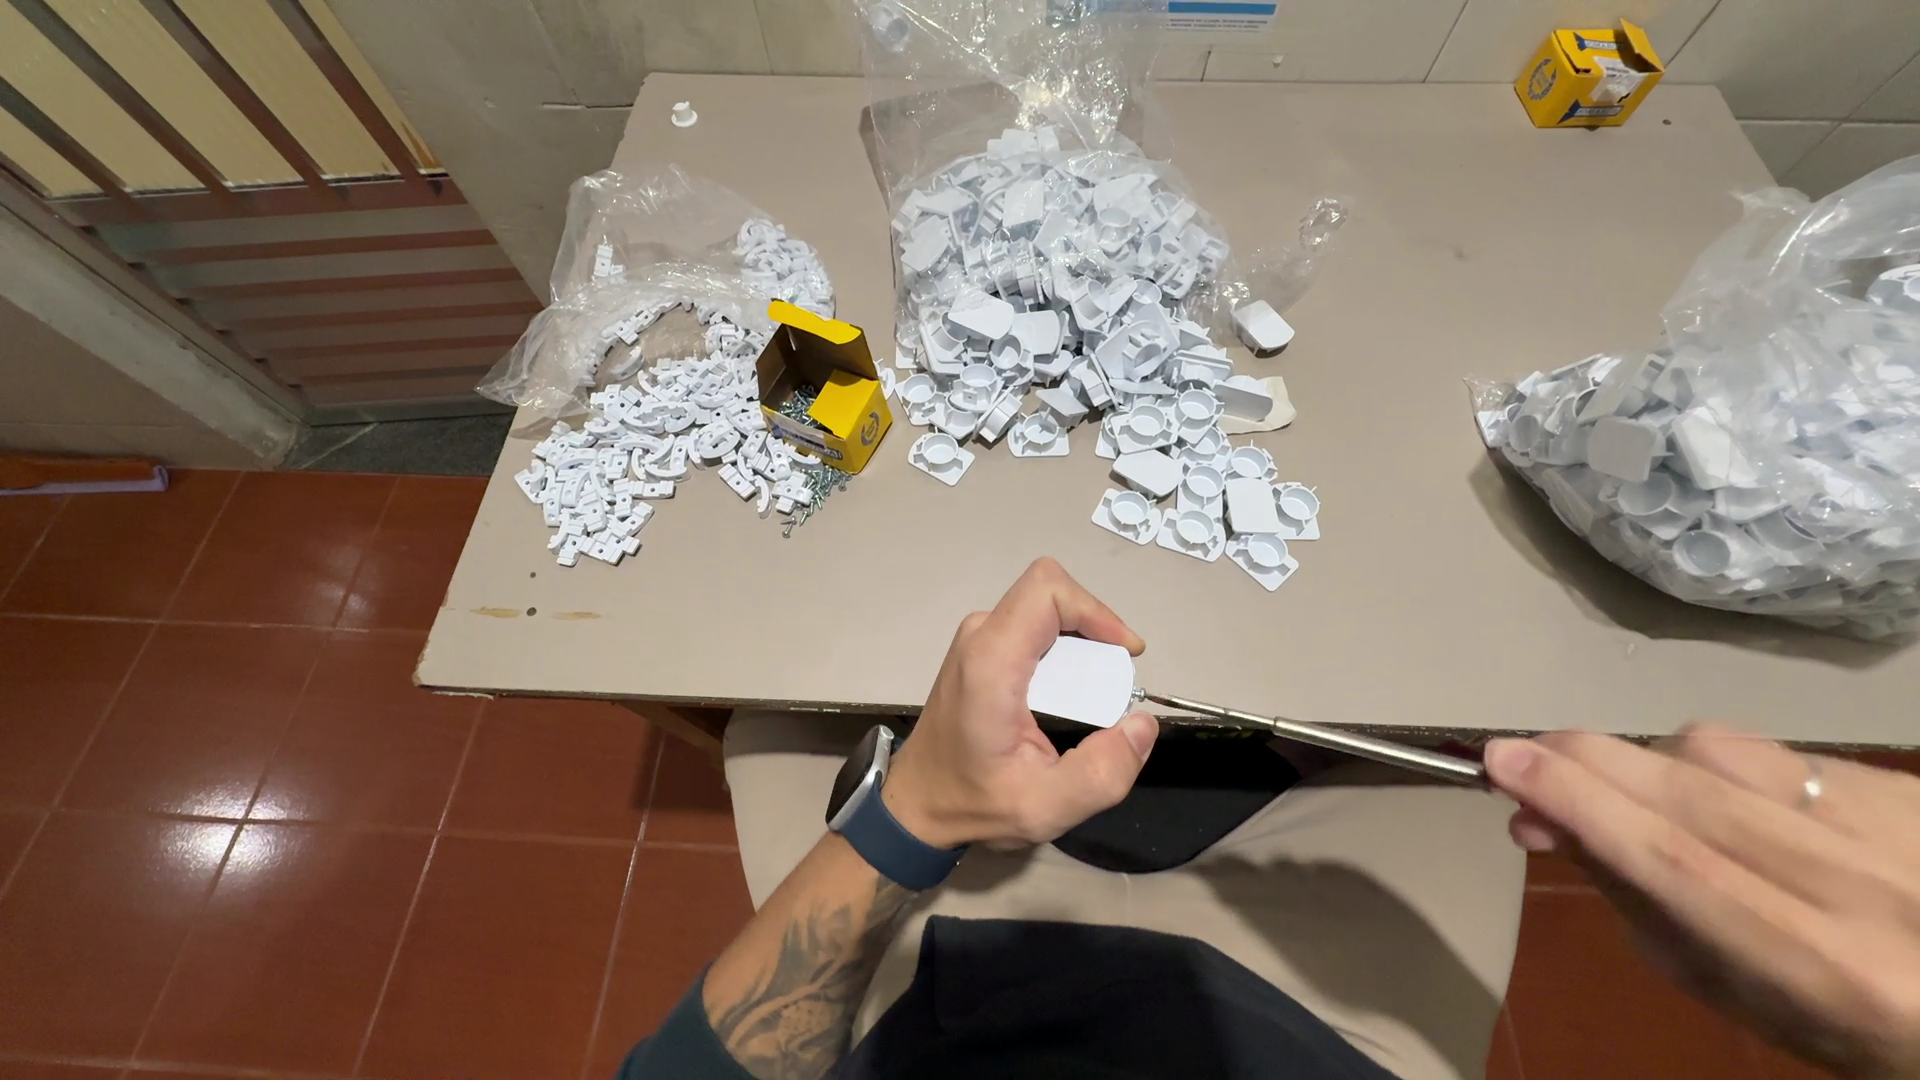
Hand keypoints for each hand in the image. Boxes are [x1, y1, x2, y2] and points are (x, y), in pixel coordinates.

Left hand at [881, 557, 1158, 849]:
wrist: (916, 801)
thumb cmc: (973, 802)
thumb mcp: (1046, 808)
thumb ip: (1103, 772)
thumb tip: (1142, 725)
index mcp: (991, 661)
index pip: (1046, 590)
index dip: (1094, 609)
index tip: (1123, 652)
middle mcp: (980, 636)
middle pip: (1049, 594)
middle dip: (1094, 629)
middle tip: (1113, 681)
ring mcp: (976, 638)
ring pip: (1043, 608)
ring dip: (1080, 639)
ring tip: (1096, 690)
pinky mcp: (978, 648)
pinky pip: (1031, 624)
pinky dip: (1062, 646)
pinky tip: (1071, 690)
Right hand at [1485, 725, 1919, 1076]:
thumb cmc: (1832, 1015)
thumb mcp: (1723, 983)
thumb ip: (1628, 895)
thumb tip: (1533, 816)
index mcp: (1826, 968)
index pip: (1670, 860)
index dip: (1573, 799)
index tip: (1498, 760)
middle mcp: (1869, 890)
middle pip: (1686, 791)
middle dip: (1581, 759)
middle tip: (1518, 752)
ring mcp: (1897, 828)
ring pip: (1716, 749)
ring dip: (1643, 758)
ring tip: (1633, 788)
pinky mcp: (1901, 785)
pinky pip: (1764, 744)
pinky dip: (1707, 757)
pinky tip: (1714, 788)